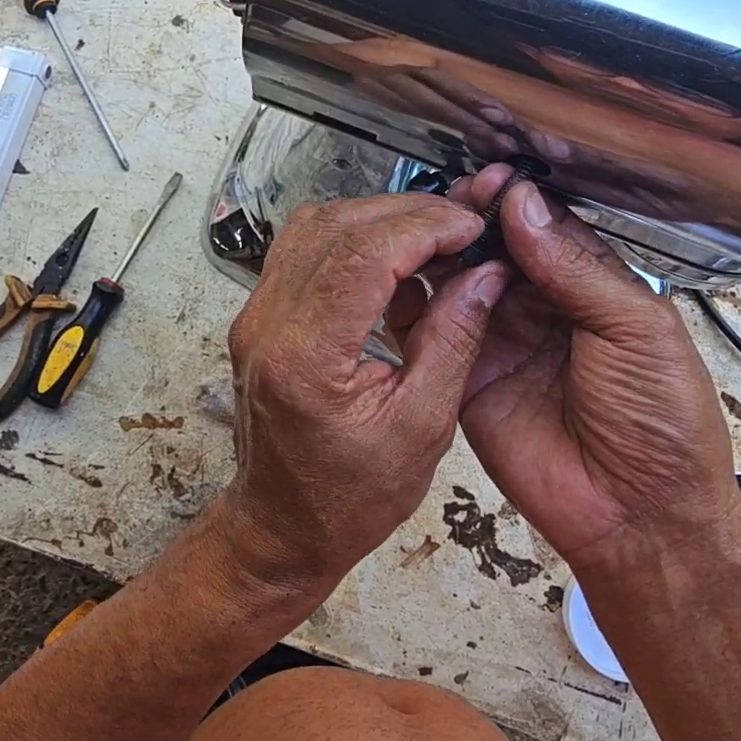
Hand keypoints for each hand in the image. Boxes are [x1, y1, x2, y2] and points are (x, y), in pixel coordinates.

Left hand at [222, 195, 509, 593]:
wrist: (282, 525)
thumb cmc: (351, 497)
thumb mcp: (422, 427)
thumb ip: (453, 340)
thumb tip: (487, 273)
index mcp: (305, 357)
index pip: (362, 253)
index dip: (424, 226)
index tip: (472, 227)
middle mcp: (266, 323)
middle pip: (336, 227)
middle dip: (407, 214)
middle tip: (463, 225)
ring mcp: (254, 316)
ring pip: (314, 227)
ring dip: (378, 220)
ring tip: (434, 238)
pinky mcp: (258, 316)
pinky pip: (303, 250)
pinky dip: (352, 239)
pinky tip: (393, 261)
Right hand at [449, 165, 740, 570]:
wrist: (635, 515)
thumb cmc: (660, 419)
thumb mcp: (636, 329)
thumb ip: (576, 267)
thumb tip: (524, 204)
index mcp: (587, 288)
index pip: (544, 230)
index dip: (517, 203)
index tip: (491, 179)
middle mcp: (537, 307)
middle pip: (495, 249)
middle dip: (474, 220)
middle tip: (452, 199)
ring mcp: (497, 340)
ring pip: (460, 283)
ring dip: (443, 253)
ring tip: (426, 229)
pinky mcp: (464, 376)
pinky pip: (437, 333)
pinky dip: (419, 304)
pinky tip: (405, 277)